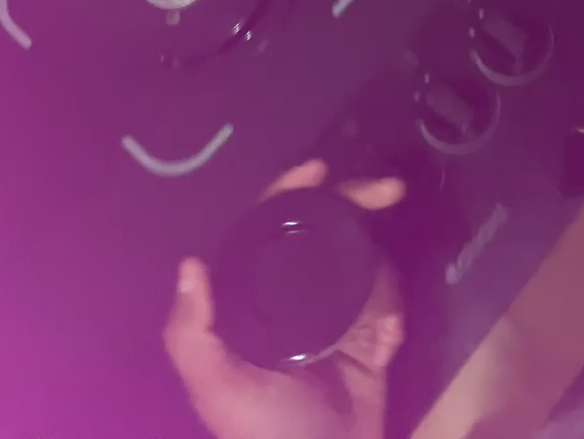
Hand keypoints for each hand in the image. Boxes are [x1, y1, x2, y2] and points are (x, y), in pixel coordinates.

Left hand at [164, 160, 405, 438]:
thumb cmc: (265, 432)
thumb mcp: (219, 390)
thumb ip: (194, 335)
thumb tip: (191, 262)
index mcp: (255, 298)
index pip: (270, 229)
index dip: (291, 193)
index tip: (320, 170)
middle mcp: (296, 292)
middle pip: (328, 227)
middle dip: (359, 202)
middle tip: (391, 191)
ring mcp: (337, 307)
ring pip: (366, 259)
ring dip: (380, 283)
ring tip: (379, 328)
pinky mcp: (372, 326)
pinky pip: (390, 296)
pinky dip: (392, 311)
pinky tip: (386, 343)